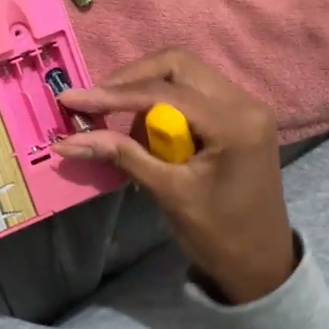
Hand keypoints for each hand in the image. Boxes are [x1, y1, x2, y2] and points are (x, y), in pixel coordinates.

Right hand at [53, 49, 295, 304]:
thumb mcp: (168, 193)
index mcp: (234, 124)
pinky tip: (149, 136)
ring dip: (147, 92)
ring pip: (184, 74)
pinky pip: (193, 92)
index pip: (164, 92)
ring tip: (127, 134)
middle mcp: (245, 103)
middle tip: (98, 104)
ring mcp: (245, 106)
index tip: (71, 99)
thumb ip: (122, 156)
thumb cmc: (219, 234)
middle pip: (177, 65)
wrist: (260, 263)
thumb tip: (67, 140)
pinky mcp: (238, 115)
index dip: (114, 94)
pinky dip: (164, 104)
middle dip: (131, 80)